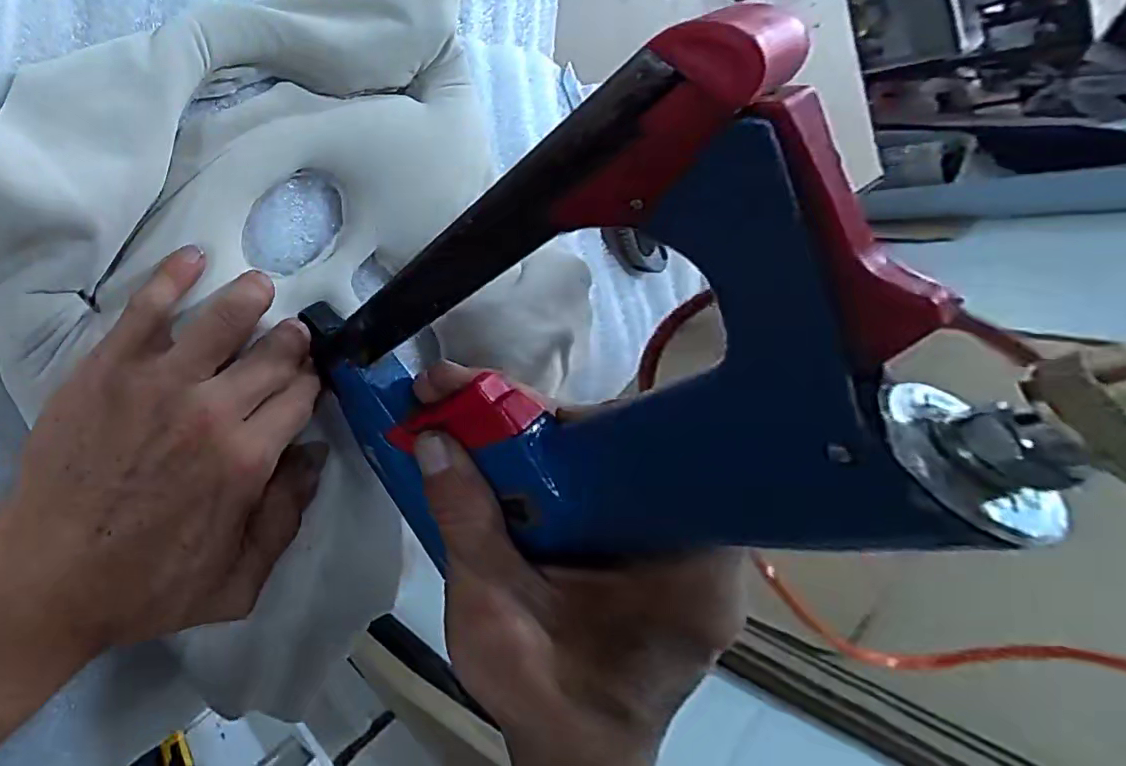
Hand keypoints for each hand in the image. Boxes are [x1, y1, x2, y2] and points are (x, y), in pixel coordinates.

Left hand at [0, 245, 328, 653]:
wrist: (48, 573)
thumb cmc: (143, 585)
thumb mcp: (235, 584)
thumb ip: (285, 521)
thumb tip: (314, 457)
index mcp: (246, 460)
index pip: (299, 396)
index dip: (309, 382)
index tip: (305, 378)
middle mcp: (213, 410)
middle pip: (274, 352)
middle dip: (292, 339)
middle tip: (291, 334)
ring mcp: (159, 381)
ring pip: (224, 317)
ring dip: (251, 295)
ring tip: (259, 285)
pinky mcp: (112, 365)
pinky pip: (149, 306)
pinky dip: (174, 274)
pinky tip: (193, 256)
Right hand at [411, 363, 744, 765]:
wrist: (566, 758)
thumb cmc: (543, 700)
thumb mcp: (493, 615)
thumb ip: (467, 524)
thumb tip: (434, 437)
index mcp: (688, 568)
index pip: (646, 456)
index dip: (574, 420)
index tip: (504, 399)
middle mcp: (692, 547)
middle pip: (613, 451)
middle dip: (533, 421)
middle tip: (464, 396)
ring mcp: (663, 546)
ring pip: (595, 463)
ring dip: (527, 439)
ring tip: (465, 412)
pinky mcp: (633, 548)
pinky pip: (586, 486)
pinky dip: (535, 467)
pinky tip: (490, 454)